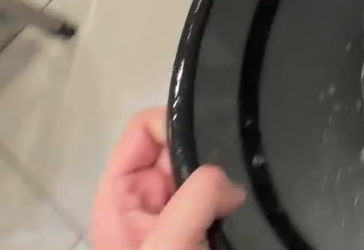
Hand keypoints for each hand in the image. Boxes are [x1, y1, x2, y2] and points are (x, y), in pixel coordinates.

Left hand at [90, 107, 244, 249]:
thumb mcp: (167, 249)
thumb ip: (194, 199)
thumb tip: (231, 177)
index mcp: (119, 198)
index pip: (143, 130)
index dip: (175, 125)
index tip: (206, 145)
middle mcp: (147, 200)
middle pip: (180, 144)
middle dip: (209, 150)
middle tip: (228, 175)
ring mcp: (178, 216)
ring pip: (208, 167)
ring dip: (227, 173)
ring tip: (236, 197)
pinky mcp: (205, 229)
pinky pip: (226, 192)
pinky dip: (239, 192)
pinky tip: (243, 207)